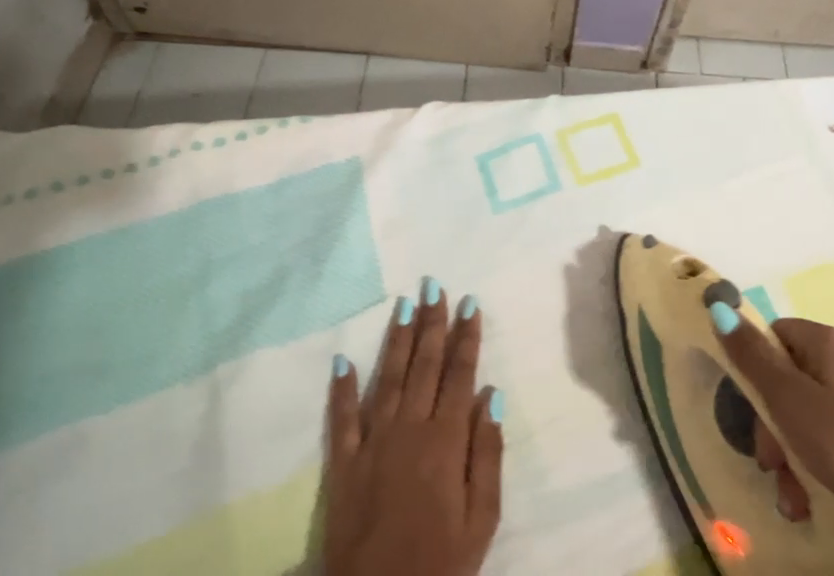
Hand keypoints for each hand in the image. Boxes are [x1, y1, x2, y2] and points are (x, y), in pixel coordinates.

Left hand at [321, 281, 502, 575]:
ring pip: (388, 379)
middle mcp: (409, 430)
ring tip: (404, 304)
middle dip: (432, 323)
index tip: (470, 303)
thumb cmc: (442, 561)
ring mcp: (372, 444)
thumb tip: (491, 395)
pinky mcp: (343, 464)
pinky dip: (342, 387)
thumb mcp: (483, 517)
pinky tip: (343, 359)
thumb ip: (488, 453)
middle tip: (434, 285)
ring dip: (397, 340)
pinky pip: (342, 418)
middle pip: (424, 366)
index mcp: (447, 441)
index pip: (460, 375)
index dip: (466, 337)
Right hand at [711, 308, 833, 574]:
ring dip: (793, 457)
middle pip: (791, 380)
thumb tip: (720, 306)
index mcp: (832, 344)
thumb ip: (754, 359)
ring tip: (795, 498)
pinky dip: (822, 468)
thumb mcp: (794, 404)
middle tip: (772, 465)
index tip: (752, 411)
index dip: (754, 370)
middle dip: (773, 427)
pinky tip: (818, 501)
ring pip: (812, 418)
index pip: (774, 335)